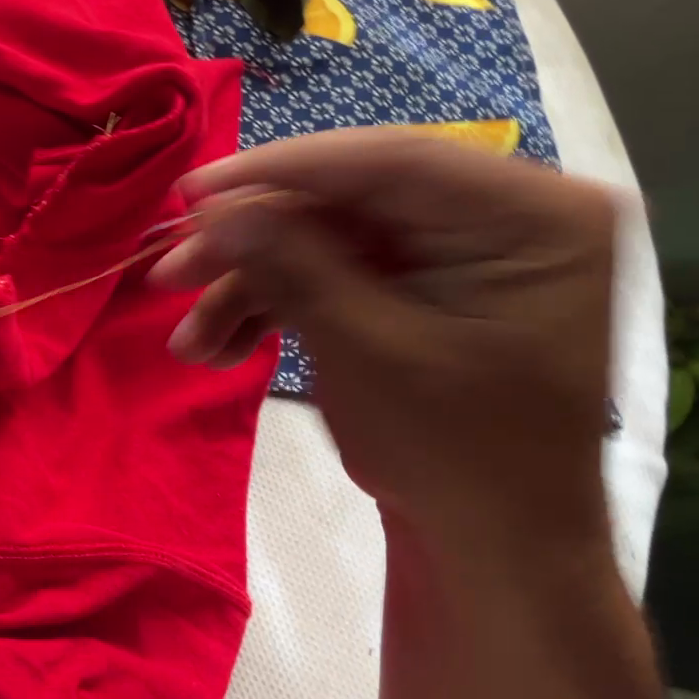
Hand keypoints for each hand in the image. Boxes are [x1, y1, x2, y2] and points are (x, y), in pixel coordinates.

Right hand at [150, 129, 615, 557]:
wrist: (484, 535)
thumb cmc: (453, 449)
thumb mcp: (367, 350)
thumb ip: (292, 266)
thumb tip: (213, 209)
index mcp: (530, 216)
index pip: (390, 163)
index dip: (279, 170)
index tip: (188, 193)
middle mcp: (496, 218)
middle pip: (342, 206)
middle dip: (247, 247)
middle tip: (168, 278)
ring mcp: (451, 254)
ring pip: (318, 245)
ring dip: (244, 292)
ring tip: (190, 347)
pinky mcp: (412, 287)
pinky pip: (324, 278)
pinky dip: (266, 311)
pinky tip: (219, 350)